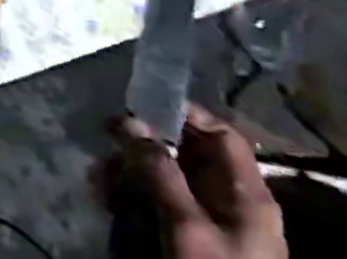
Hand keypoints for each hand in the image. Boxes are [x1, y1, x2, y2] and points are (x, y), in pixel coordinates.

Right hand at [117, 107, 285, 258]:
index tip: (142, 104)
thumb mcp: (187, 226)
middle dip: (144, 144)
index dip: (186, 113)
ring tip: (99, 177)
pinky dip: (133, 196)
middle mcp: (232, 202)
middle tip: (108, 138)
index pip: (222, 135)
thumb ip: (159, 170)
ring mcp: (214, 224)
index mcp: (247, 194)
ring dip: (131, 171)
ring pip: (168, 178)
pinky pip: (161, 205)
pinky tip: (106, 198)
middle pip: (188, 154)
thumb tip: (128, 119)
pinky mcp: (194, 242)